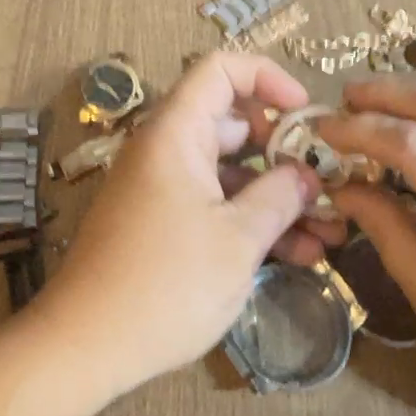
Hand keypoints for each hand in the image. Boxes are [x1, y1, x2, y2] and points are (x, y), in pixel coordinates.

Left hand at [33, 53, 344, 394]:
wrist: (85, 345)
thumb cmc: (165, 284)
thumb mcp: (237, 240)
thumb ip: (279, 197)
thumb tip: (307, 174)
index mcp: (175, 133)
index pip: (220, 70)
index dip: (268, 78)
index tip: (307, 112)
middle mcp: (166, 150)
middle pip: (233, 124)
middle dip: (286, 152)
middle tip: (329, 183)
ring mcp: (163, 188)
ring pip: (230, 173)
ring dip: (278, 198)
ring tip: (331, 233)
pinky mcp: (162, 224)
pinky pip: (214, 205)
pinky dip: (251, 222)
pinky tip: (299, 257)